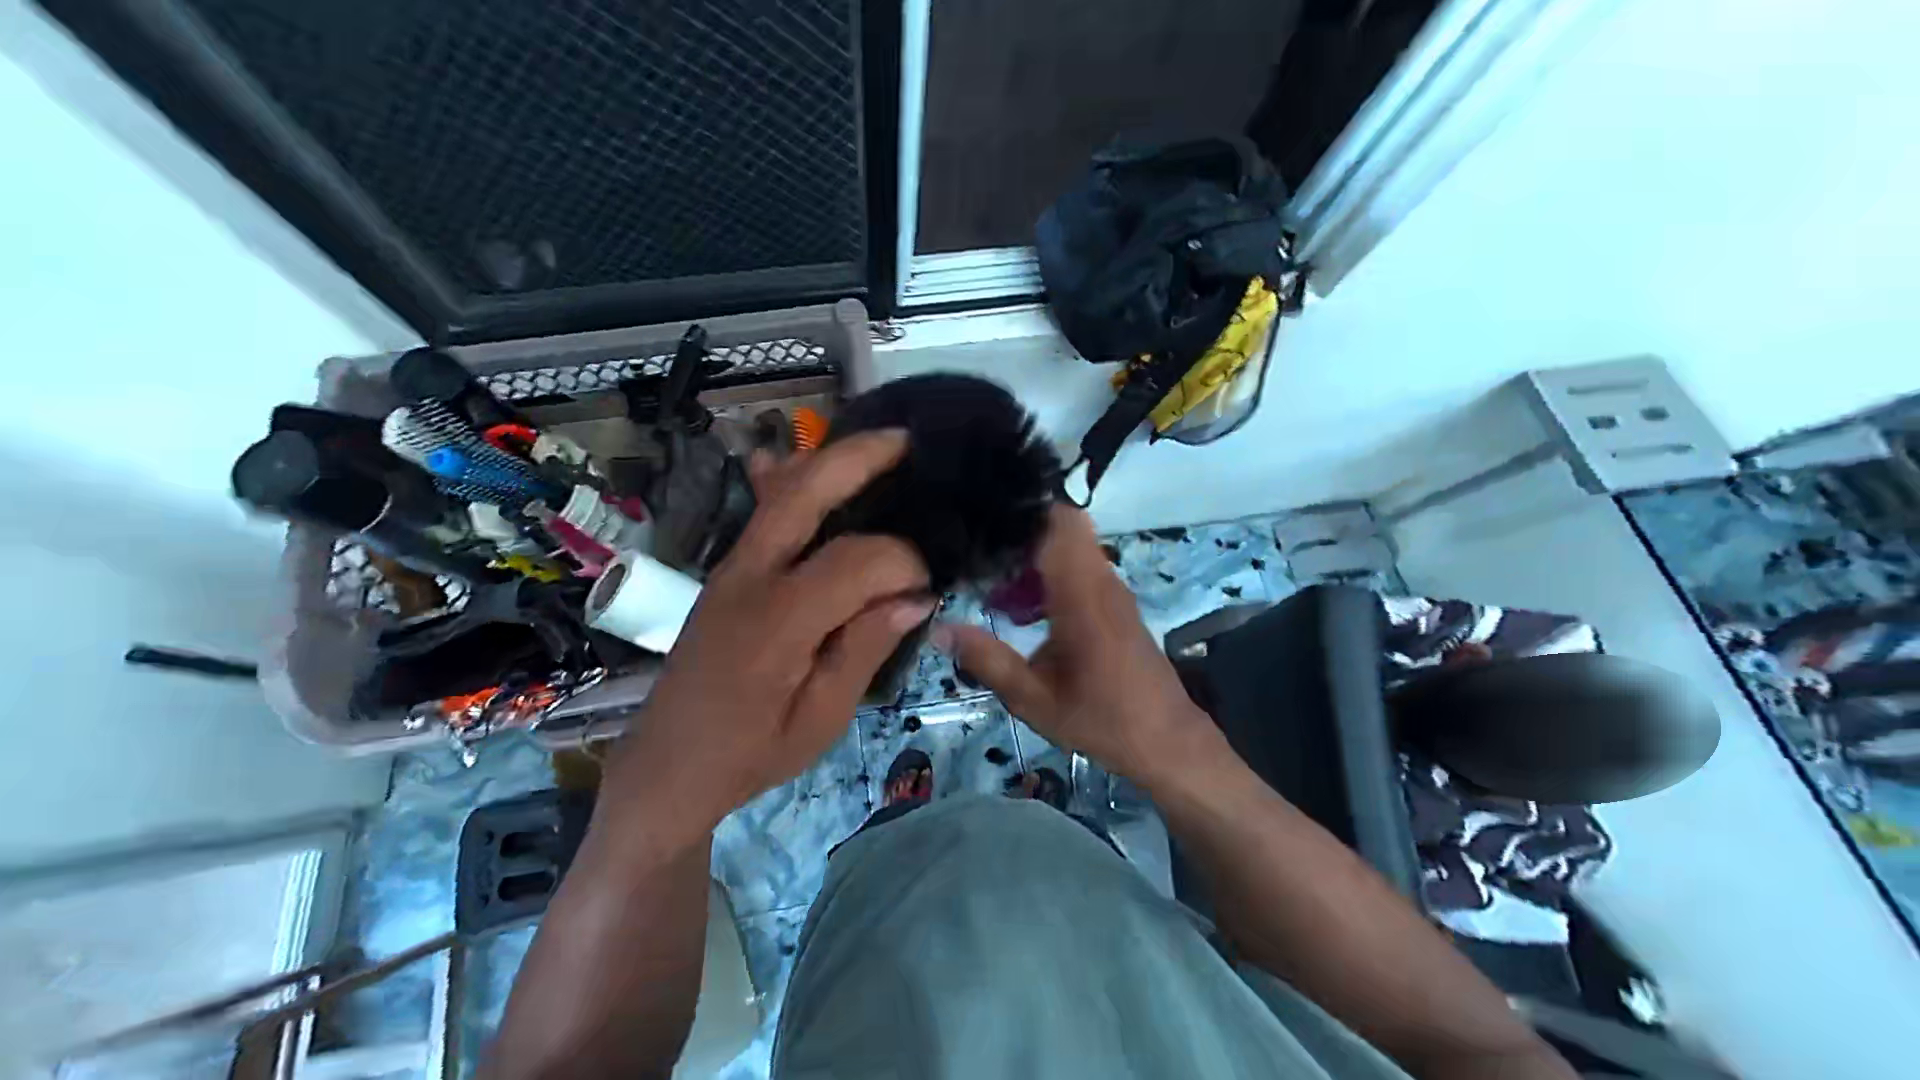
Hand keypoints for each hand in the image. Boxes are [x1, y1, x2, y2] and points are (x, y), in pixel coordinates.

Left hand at [605, 431, 933, 837]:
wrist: (667, 764)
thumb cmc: (750, 753)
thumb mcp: (821, 719)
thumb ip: (865, 650)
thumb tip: (915, 597)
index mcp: (778, 621)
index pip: (856, 562)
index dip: (903, 563)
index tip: (929, 585)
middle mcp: (750, 577)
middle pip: (804, 493)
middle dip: (858, 458)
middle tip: (908, 442)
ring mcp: (731, 568)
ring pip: (779, 492)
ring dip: (827, 460)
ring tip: (873, 446)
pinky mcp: (726, 572)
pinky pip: (760, 512)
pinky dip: (784, 479)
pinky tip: (790, 459)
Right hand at [938, 505, 1224, 790]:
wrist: (1165, 738)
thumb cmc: (1100, 719)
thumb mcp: (1033, 698)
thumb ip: (987, 659)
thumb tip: (940, 629)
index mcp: (1081, 596)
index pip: (1059, 523)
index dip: (1024, 512)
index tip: (984, 522)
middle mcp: (1101, 581)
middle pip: (1063, 526)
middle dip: (1022, 532)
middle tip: (982, 554)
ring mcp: (1113, 589)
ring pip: (1072, 545)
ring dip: (1036, 554)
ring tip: (997, 580)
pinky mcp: (1116, 602)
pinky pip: (1080, 566)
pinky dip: (1052, 571)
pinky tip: (1026, 605)